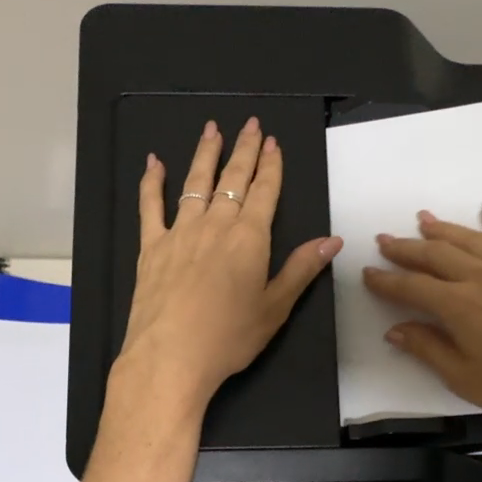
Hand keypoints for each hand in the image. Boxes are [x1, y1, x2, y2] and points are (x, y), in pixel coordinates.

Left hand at [116, 117, 341, 415]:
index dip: (270, 166)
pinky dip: (152, 182)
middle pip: (232, 179)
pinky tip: (153, 163)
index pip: (264, 192)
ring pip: (195, 183)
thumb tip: (331, 241)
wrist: (171, 356)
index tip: (272, 143)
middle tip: (249, 125)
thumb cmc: (228, 338)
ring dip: (205, 154)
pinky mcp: (151, 248)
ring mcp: (180, 233)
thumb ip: (300, 270)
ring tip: (211, 129)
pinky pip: (150, 206)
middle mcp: (215, 225)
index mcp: (249, 239)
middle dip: (243, 150)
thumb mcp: (274, 308)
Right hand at [363, 202, 481, 451]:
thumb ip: (428, 349)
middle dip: (407, 248)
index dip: (386, 281)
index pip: (412, 287)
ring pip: (472, 240)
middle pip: (437, 255)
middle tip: (384, 241)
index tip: (367, 274)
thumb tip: (396, 329)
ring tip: (422, 219)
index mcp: (459, 306)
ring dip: (444, 229)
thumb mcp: (464, 378)